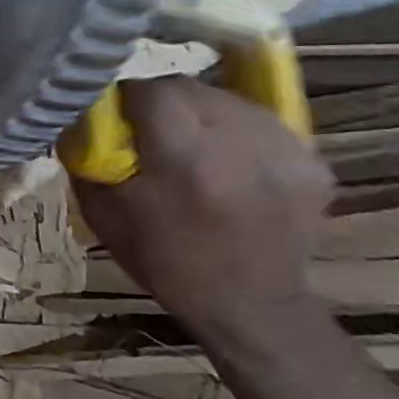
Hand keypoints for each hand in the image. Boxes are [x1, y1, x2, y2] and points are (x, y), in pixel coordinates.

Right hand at [75, 78, 332, 334]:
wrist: (251, 310)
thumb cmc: (167, 263)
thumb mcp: (104, 213)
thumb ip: (89, 156)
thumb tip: (86, 114)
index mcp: (184, 159)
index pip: (152, 90)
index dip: (130, 99)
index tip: (122, 118)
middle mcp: (238, 145)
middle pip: (188, 88)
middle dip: (163, 102)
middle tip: (153, 131)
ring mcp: (284, 152)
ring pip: (225, 98)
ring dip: (201, 112)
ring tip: (194, 145)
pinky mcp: (312, 162)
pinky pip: (259, 121)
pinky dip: (237, 130)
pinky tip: (229, 159)